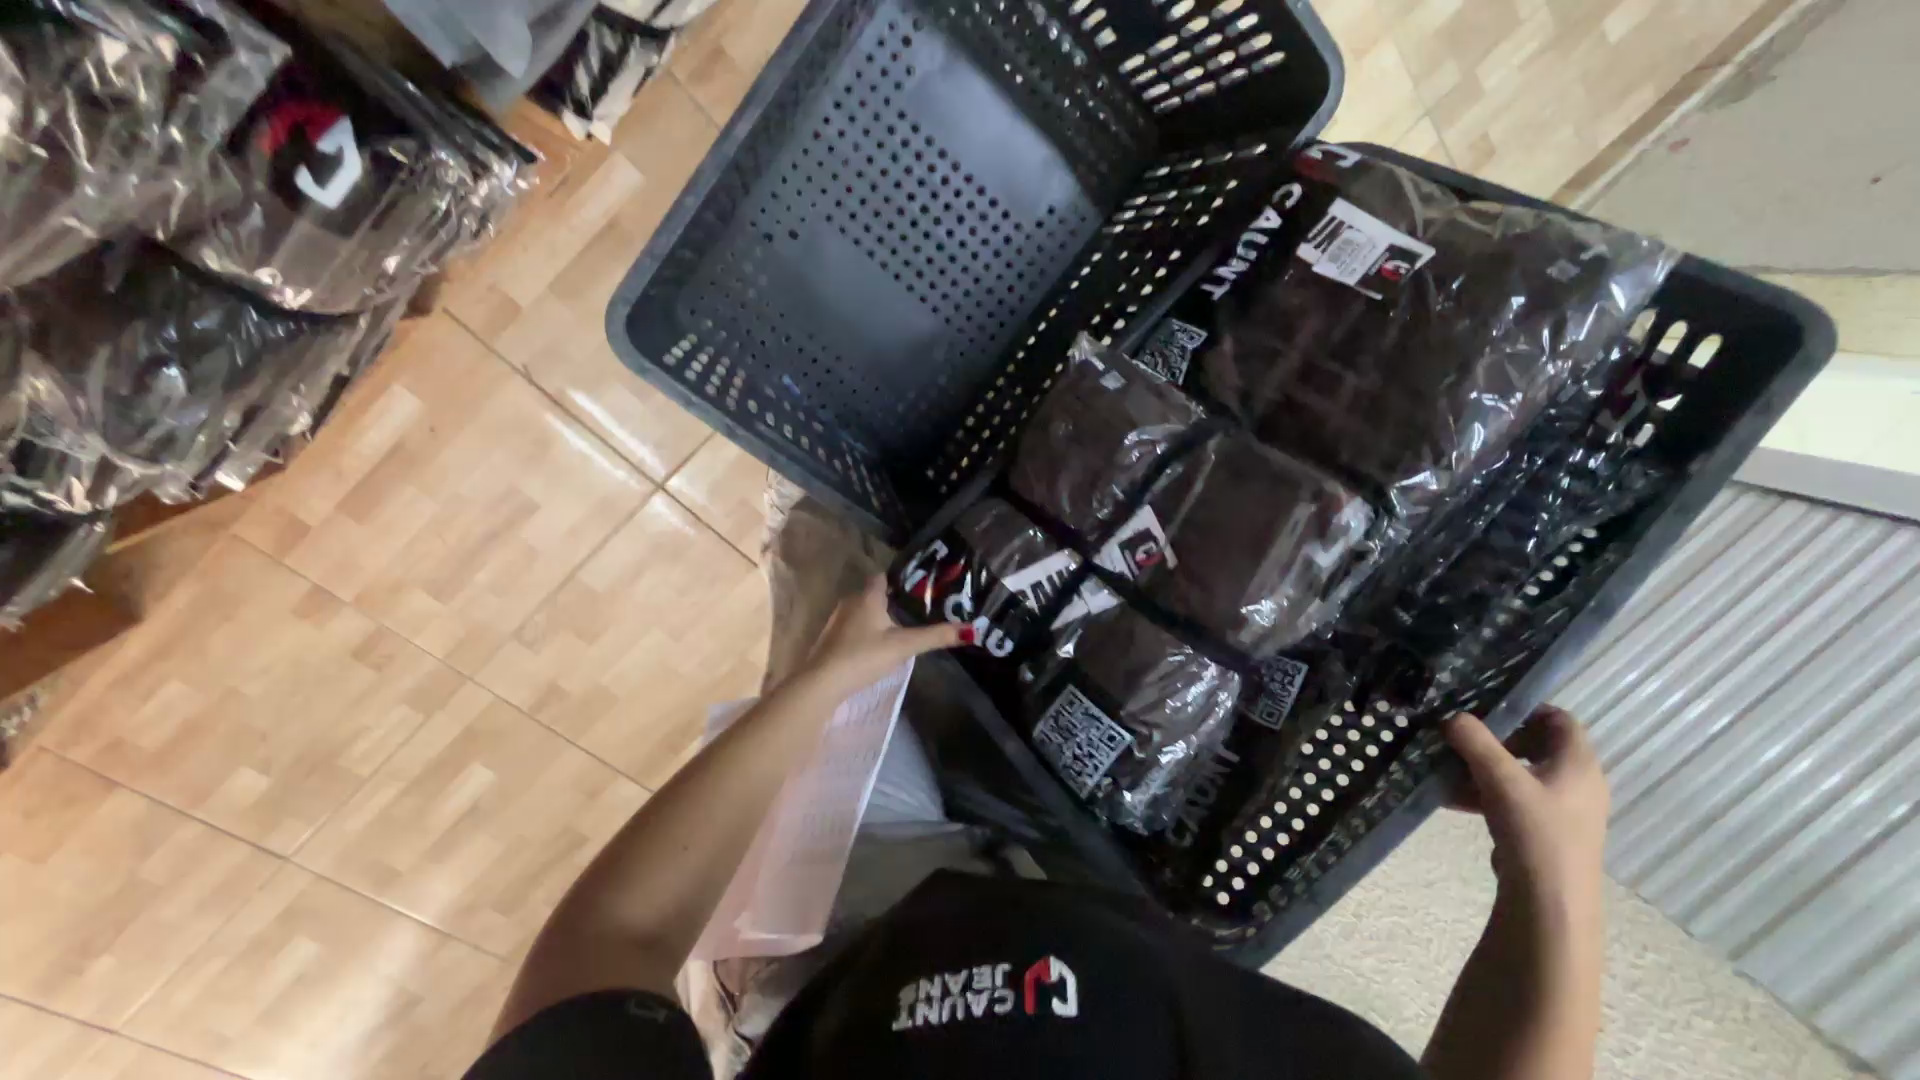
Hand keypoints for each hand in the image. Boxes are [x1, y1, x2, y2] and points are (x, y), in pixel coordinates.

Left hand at [803, 576, 966, 692]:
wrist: (822, 683)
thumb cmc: (864, 656)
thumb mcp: (904, 646)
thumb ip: (936, 636)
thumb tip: (972, 630)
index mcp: (867, 596)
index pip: (882, 577)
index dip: (899, 580)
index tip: (917, 588)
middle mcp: (849, 602)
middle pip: (872, 594)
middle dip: (890, 601)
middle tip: (913, 611)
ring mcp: (835, 622)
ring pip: (860, 612)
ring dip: (875, 618)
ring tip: (896, 630)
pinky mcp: (828, 640)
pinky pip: (850, 629)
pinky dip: (863, 633)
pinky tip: (873, 648)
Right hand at [1443, 707, 1608, 918]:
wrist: (1550, 900)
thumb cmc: (1535, 829)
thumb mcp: (1500, 779)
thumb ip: (1475, 742)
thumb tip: (1453, 716)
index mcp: (1578, 763)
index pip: (1559, 718)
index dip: (1525, 708)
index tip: (1486, 709)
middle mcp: (1576, 782)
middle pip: (1535, 745)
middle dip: (1494, 740)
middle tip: (1461, 739)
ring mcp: (1562, 808)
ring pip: (1519, 774)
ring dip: (1482, 768)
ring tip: (1447, 769)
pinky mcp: (1544, 830)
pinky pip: (1513, 799)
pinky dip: (1485, 793)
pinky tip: (1451, 798)